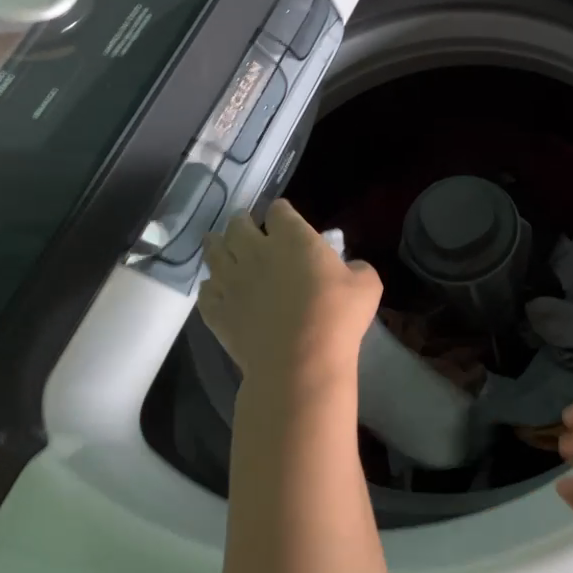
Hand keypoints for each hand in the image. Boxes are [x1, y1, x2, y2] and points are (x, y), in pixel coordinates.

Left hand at [198, 199, 380, 396]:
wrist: (299, 361)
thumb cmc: (338, 316)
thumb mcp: (367, 285)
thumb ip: (356, 267)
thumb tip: (348, 267)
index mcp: (294, 239)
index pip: (279, 211)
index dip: (282, 211)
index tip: (284, 215)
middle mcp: (255, 251)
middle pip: (238, 225)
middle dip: (242, 221)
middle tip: (246, 225)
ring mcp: (231, 280)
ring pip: (214, 252)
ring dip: (218, 244)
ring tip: (220, 244)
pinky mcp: (215, 309)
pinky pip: (205, 289)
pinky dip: (211, 284)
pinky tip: (218, 287)